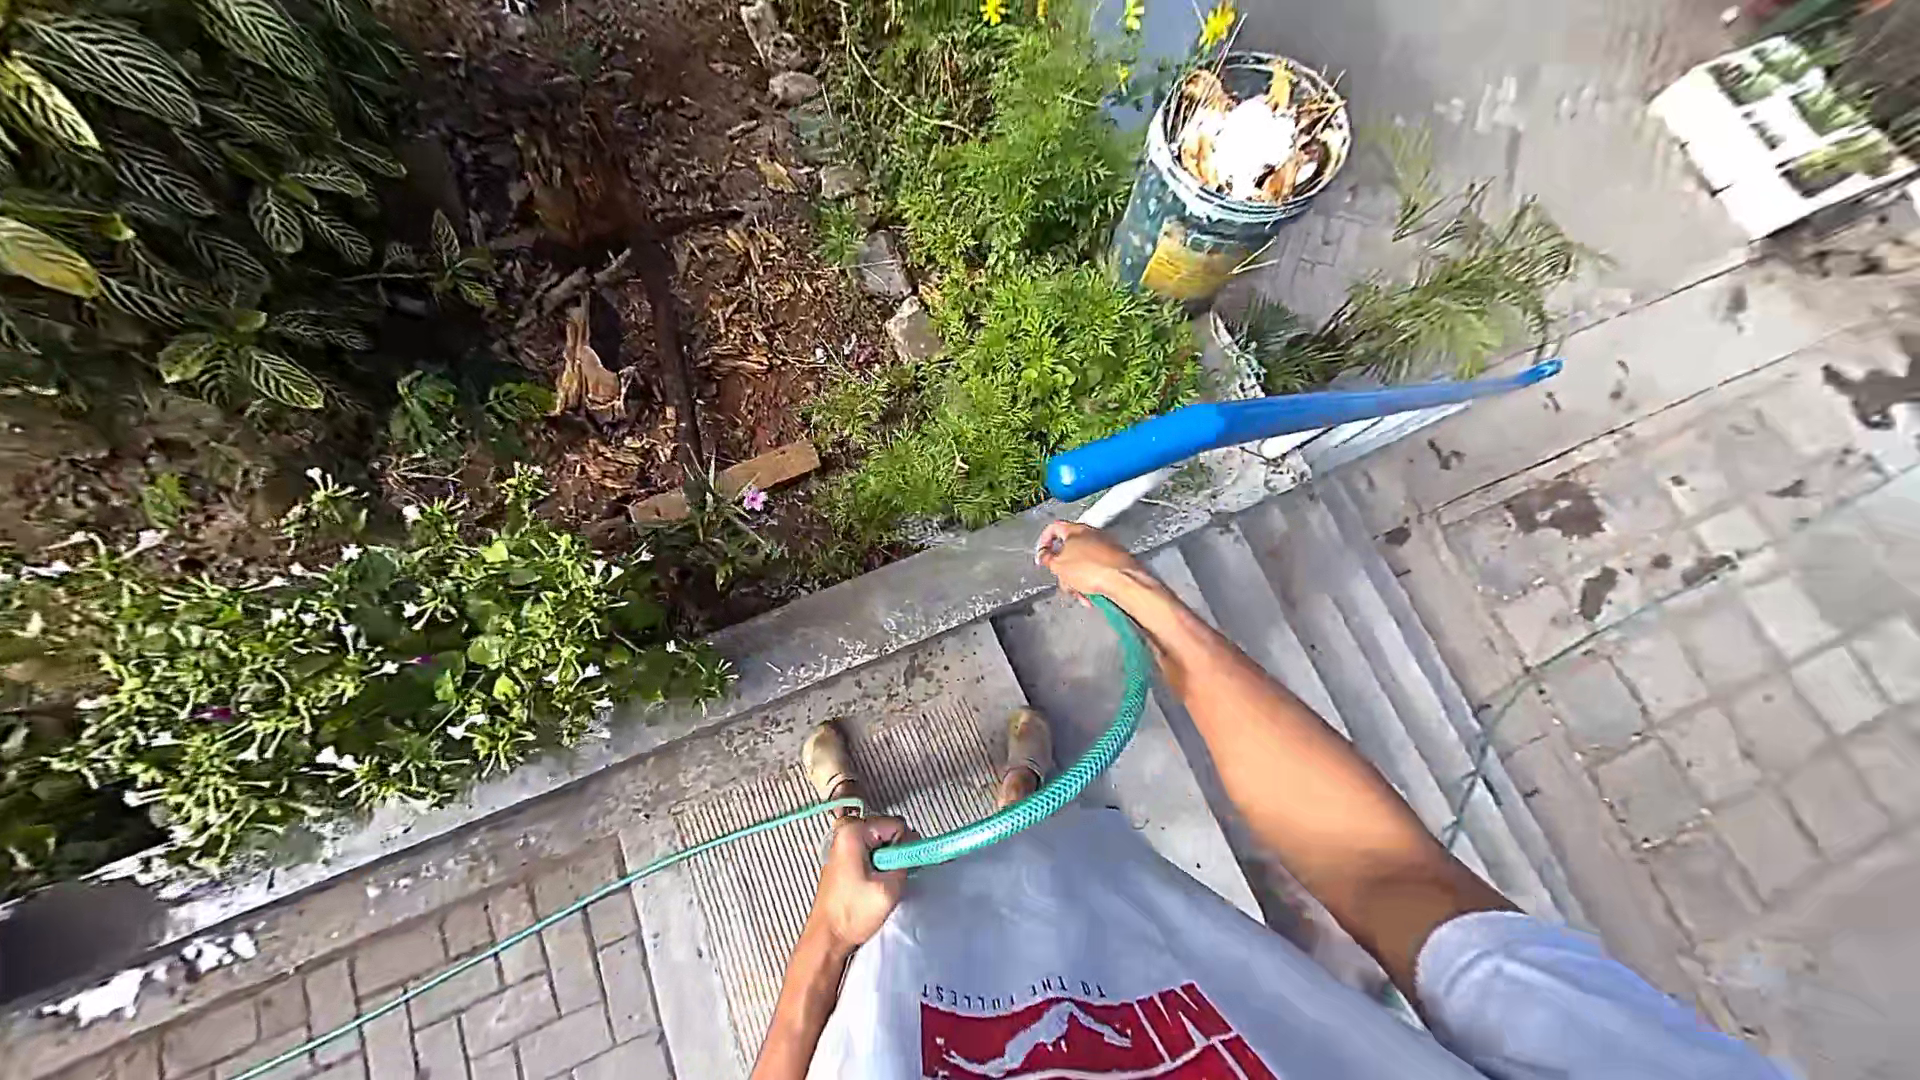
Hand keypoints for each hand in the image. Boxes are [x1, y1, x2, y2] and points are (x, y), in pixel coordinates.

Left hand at [807, 815, 912, 952]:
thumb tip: (914, 847)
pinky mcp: (844, 856)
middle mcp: (846, 831)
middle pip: (888, 830)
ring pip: (881, 841)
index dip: (904, 847)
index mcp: (853, 831)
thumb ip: (906, 861)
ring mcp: (843, 843)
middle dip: (894, 852)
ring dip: (886, 860)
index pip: (896, 825)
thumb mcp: (889, 888)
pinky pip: (871, 849)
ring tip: (880, 883)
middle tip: (890, 877)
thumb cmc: (852, 914)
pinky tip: (873, 883)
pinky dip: (877, 863)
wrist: (826, 938)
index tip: (899, 868)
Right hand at [1035, 521, 1156, 602]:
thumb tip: (1043, 555)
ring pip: (1082, 562)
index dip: (1043, 542)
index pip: (1053, 528)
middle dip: (1064, 569)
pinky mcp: (1115, 557)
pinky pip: (1096, 568)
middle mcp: (1091, 533)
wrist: (1123, 580)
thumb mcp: (1059, 566)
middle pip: (1069, 549)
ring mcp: (1105, 545)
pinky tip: (1091, 594)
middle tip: (1063, 581)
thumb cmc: (1091, 570)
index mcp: (1075, 530)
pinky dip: (1091, 580)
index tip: (1043, 557)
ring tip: (1081, 594)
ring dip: (1077, 579)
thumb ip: (1047, 558)